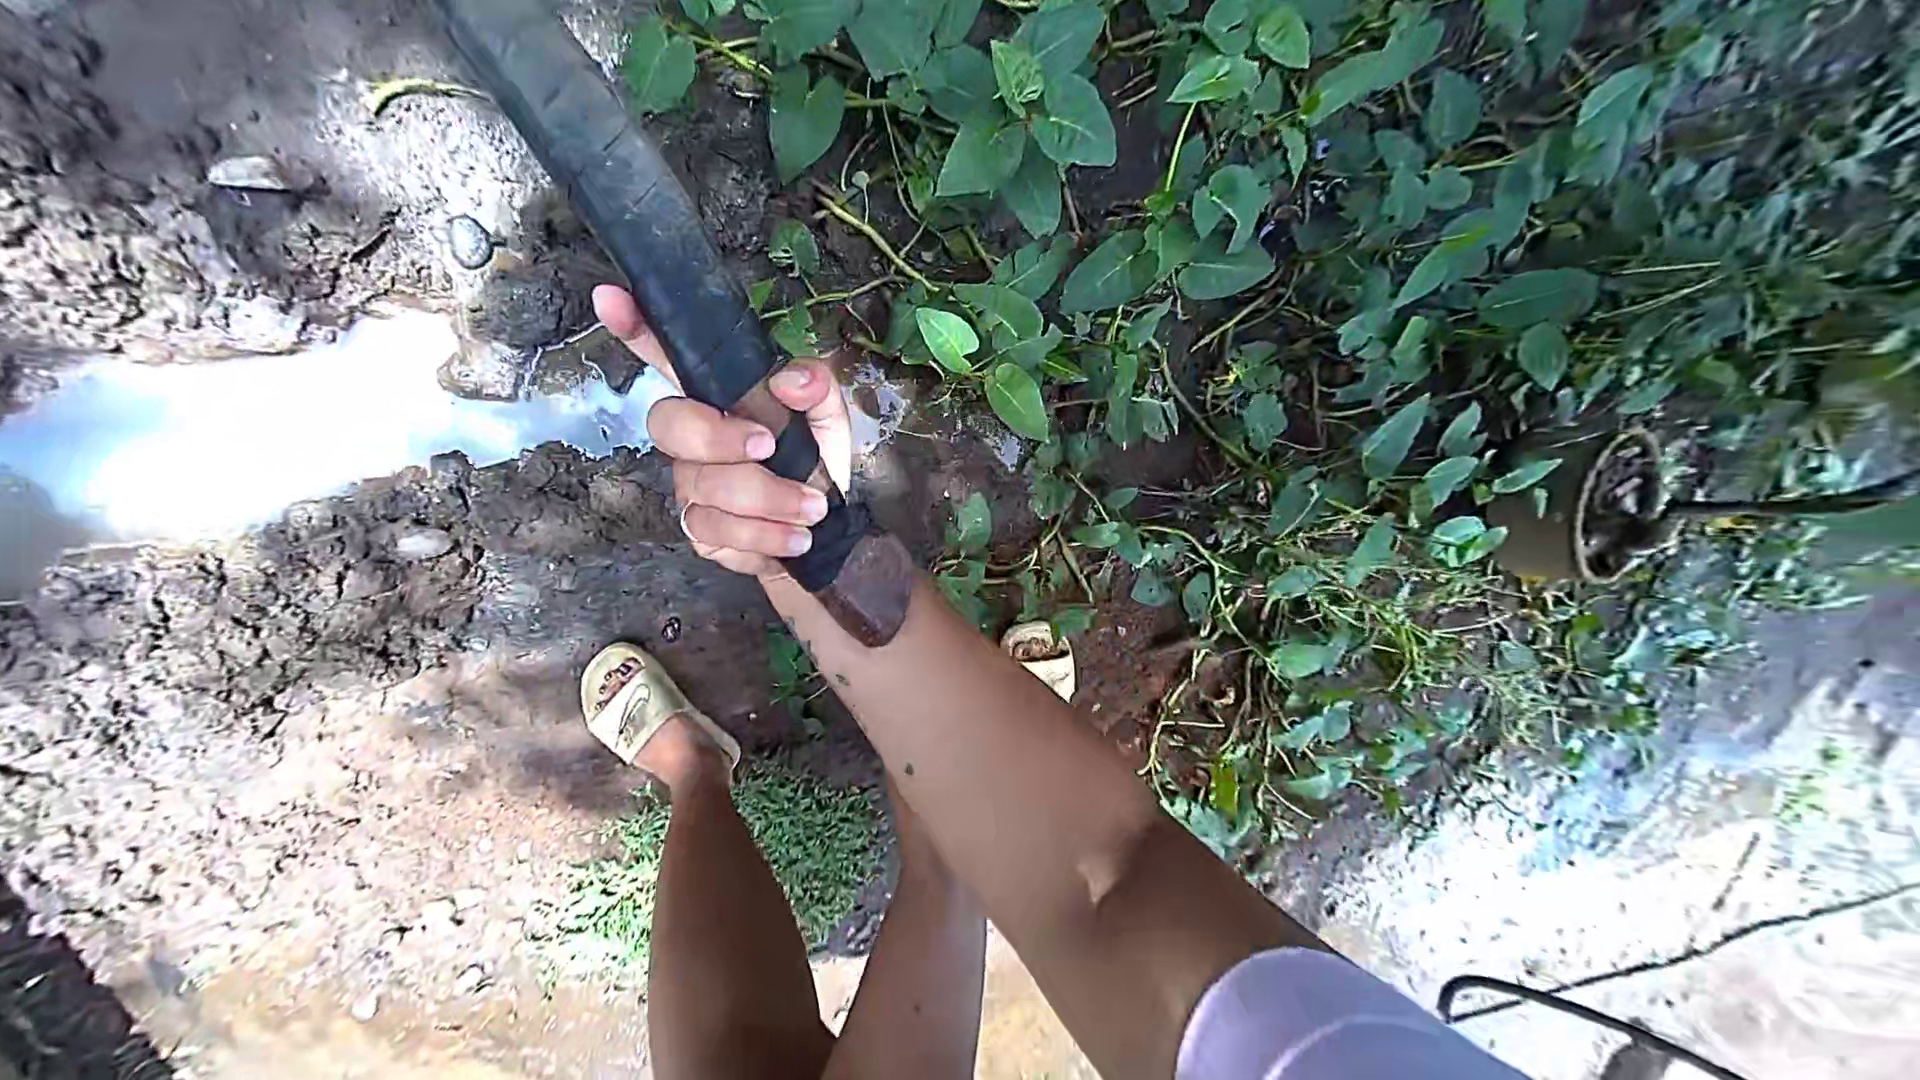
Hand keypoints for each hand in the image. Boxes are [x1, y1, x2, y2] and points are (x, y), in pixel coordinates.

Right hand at [592, 284, 853, 579]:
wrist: (827, 530)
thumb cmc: (817, 464)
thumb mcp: (827, 420)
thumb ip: (816, 390)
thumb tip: (791, 380)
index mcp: (721, 399)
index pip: (669, 359)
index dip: (637, 331)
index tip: (611, 298)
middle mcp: (695, 440)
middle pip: (669, 425)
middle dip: (719, 438)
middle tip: (769, 447)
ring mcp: (692, 486)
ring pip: (704, 487)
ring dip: (769, 498)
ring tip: (814, 508)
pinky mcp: (701, 530)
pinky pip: (717, 531)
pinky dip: (765, 535)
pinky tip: (795, 537)